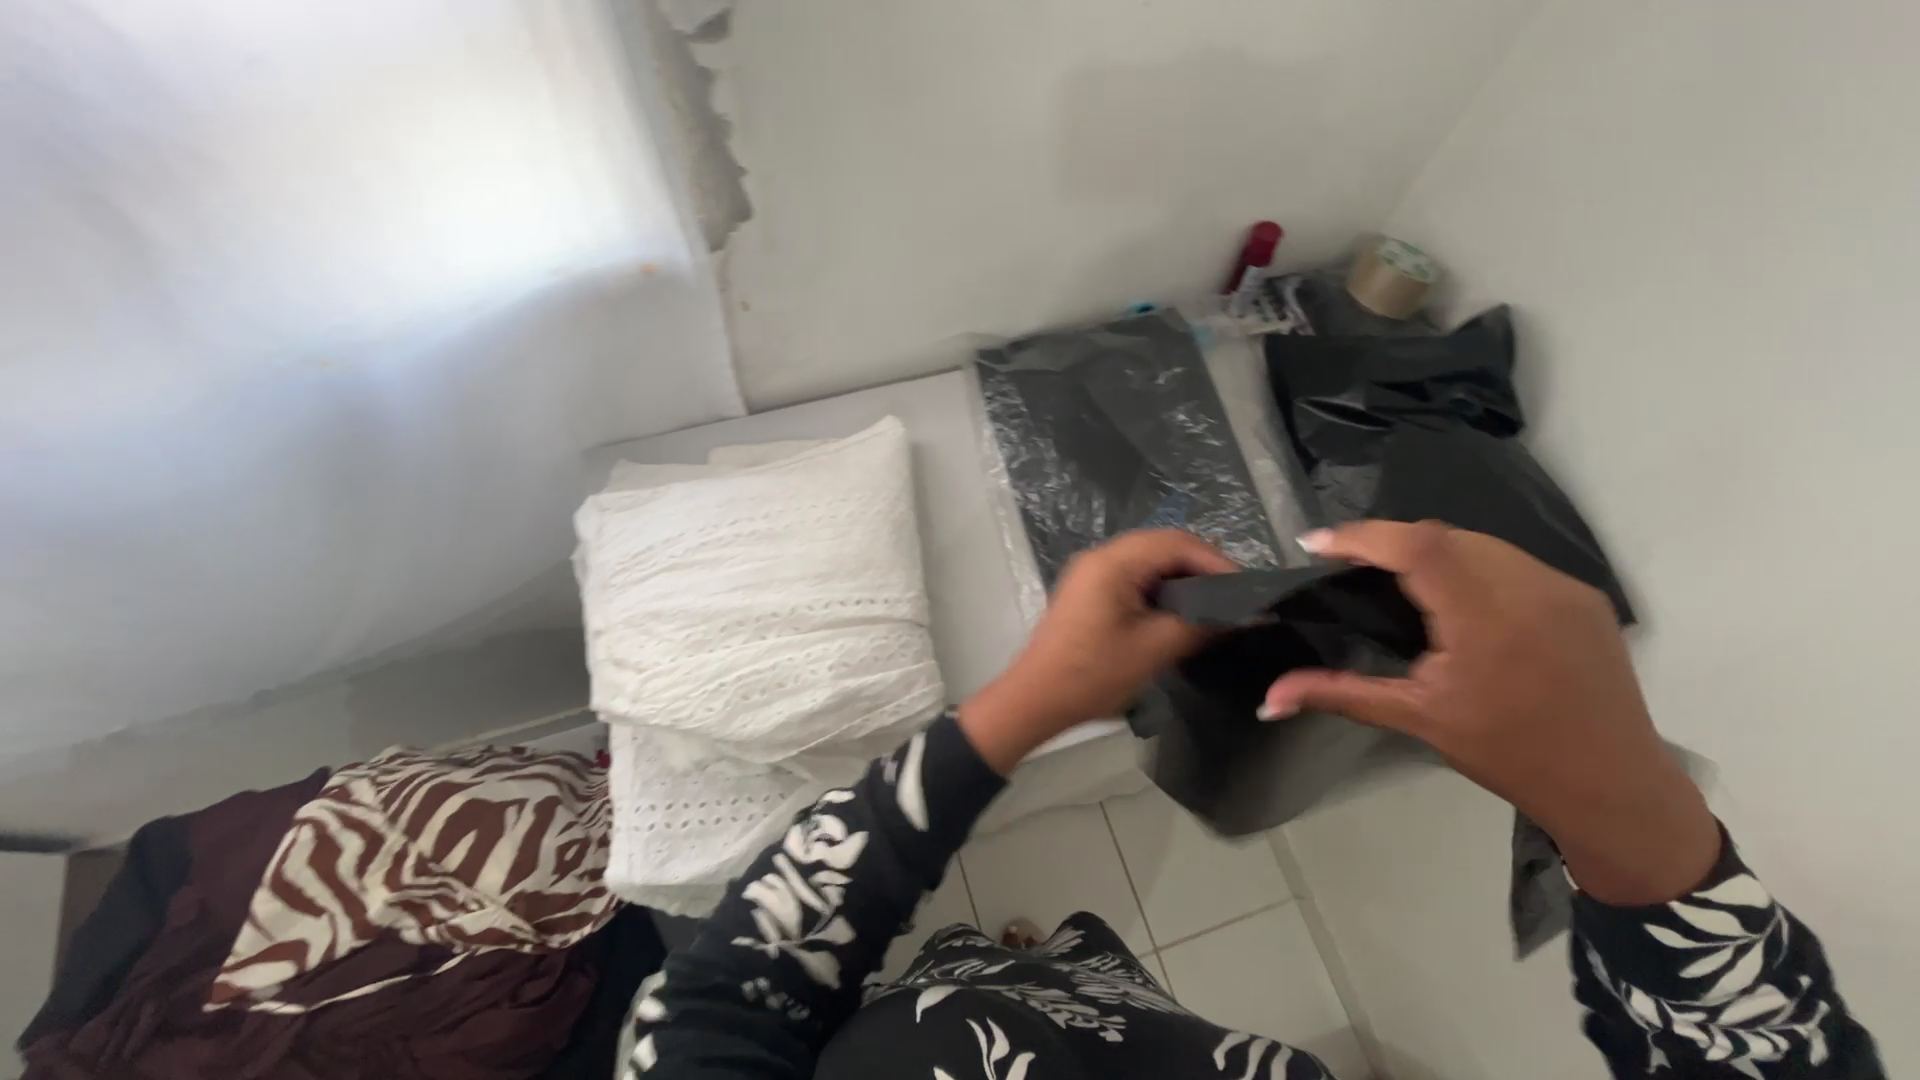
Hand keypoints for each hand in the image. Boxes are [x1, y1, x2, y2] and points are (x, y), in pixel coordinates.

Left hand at [958, 529, 1236, 773]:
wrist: (1035, 700)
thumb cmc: (1092, 674)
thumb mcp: (1153, 650)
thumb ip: (1201, 625)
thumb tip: (1245, 615)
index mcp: (1112, 562)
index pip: (1176, 542)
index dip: (1217, 561)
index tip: (1249, 589)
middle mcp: (1100, 557)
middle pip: (1163, 546)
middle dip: (1203, 568)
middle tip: (1238, 597)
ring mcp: (1091, 573)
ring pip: (1149, 562)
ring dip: (1183, 580)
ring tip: (1217, 606)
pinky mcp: (1089, 592)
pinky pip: (1134, 578)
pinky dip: (1162, 590)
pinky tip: (1182, 613)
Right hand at [1263, 521, 1719, 904]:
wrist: (1611, 786)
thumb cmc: (1507, 754)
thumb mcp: (1415, 719)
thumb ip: (1336, 695)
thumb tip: (1267, 699)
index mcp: (1488, 622)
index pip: (1419, 547)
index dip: (1363, 535)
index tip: (1317, 544)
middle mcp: (1531, 590)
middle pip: (1444, 535)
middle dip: (1388, 539)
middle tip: (1346, 562)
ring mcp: (1564, 588)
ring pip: (1479, 541)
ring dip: (1428, 548)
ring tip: (1390, 573)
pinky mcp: (1582, 596)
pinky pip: (1510, 560)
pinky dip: (1466, 561)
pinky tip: (1449, 591)